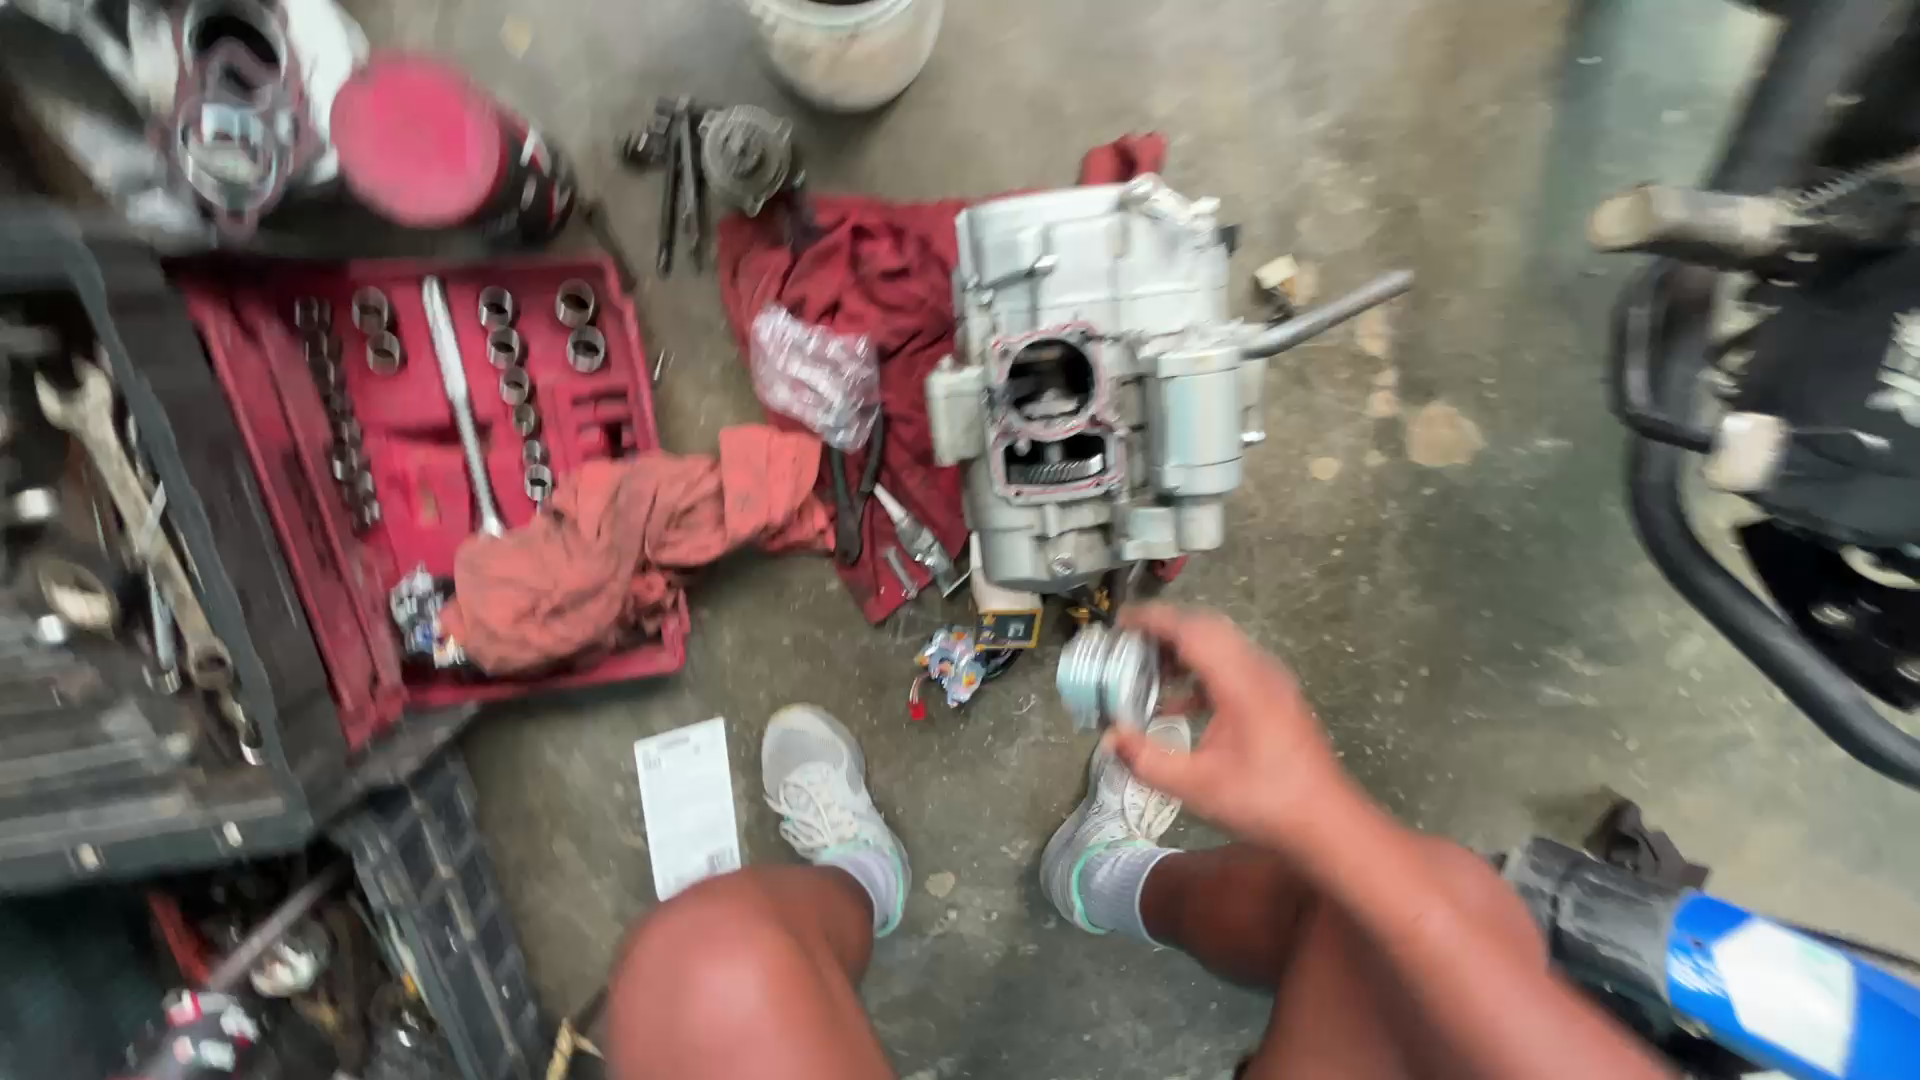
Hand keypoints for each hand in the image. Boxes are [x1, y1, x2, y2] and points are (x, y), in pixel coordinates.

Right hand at [1106, 604, 1355, 850]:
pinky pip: (1231, 665)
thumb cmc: (1264, 803)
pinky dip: (1199, 671)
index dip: (1153, 620)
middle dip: (1164, 630)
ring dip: (1182, 650)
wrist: (1329, 826)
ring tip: (1147, 671)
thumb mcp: (1196, 786)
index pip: (1192, 631)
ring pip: (1221, 645)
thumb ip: (1147, 760)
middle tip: (1128, 644)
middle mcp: (1259, 670)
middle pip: (1207, 629)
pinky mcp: (1275, 696)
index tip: (1120, 621)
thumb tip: (1110, 738)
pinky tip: (1176, 703)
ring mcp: (1271, 681)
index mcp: (1241, 683)